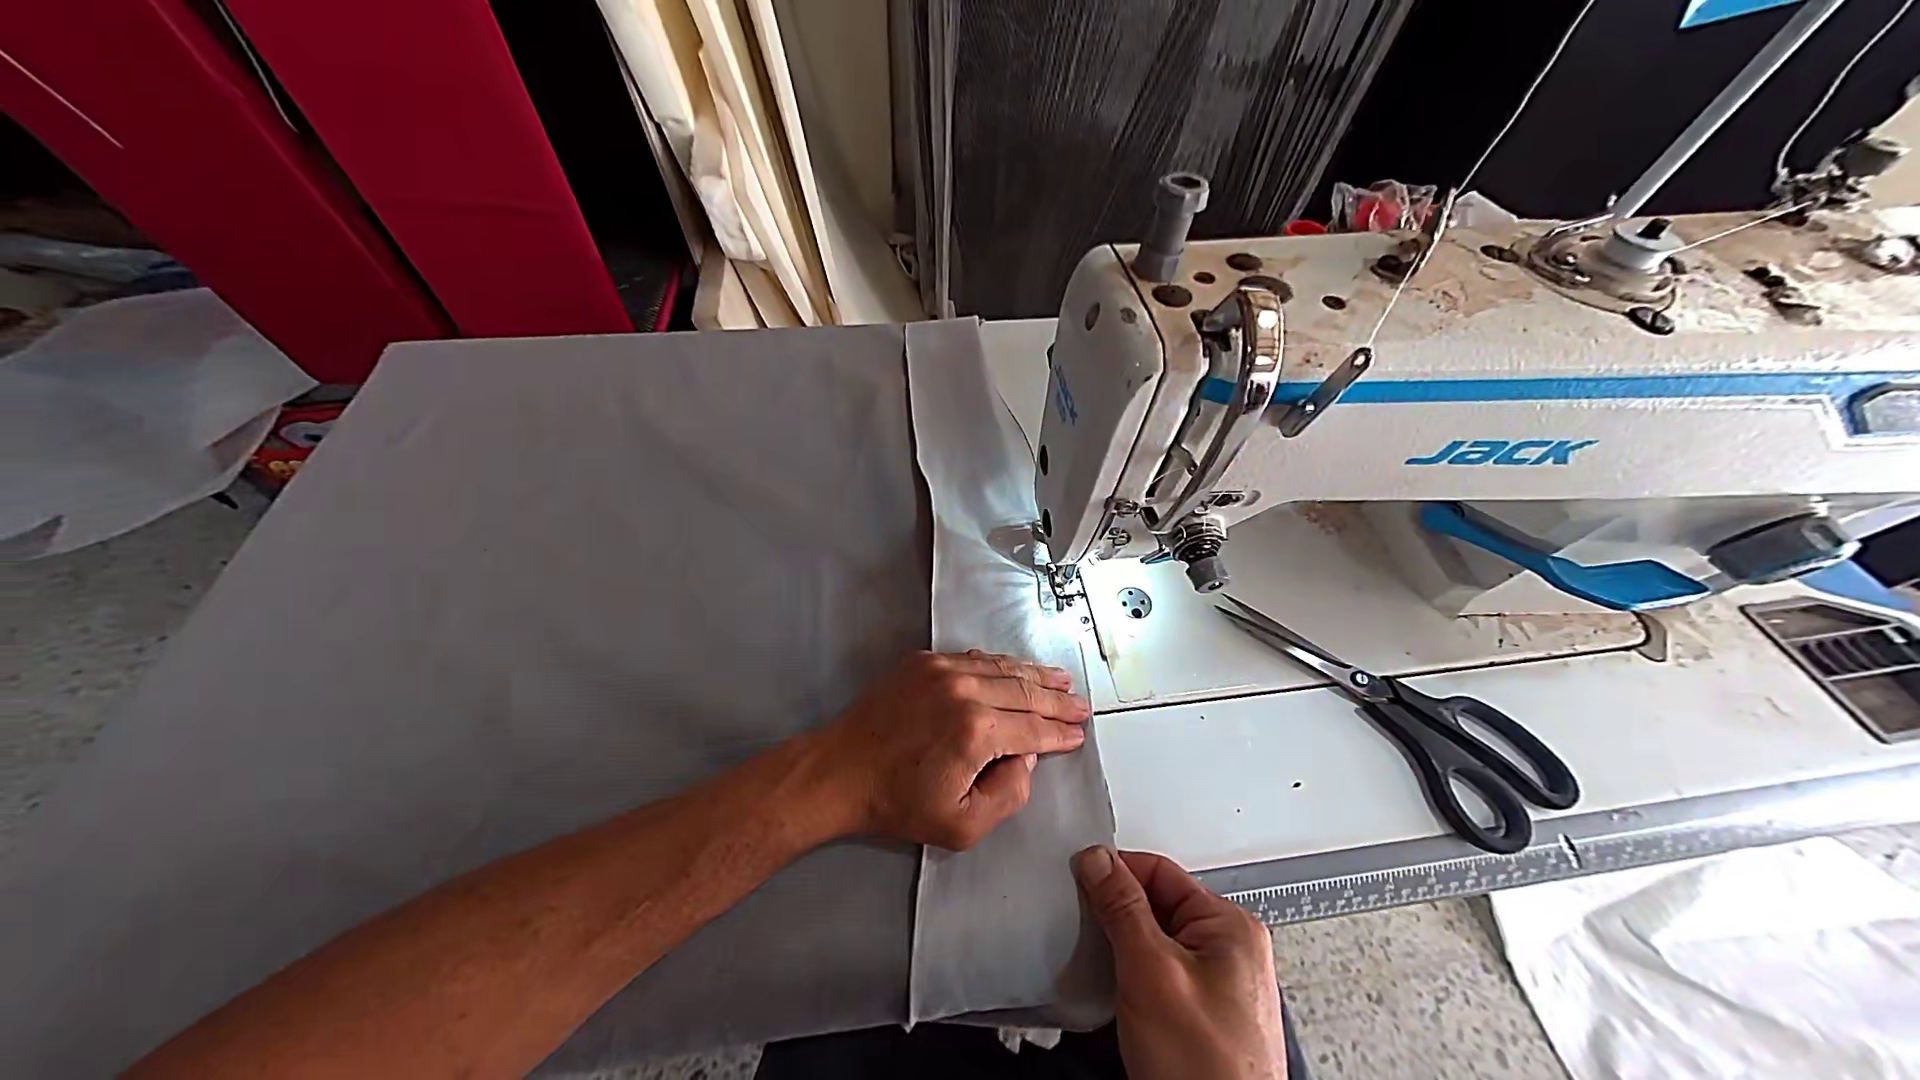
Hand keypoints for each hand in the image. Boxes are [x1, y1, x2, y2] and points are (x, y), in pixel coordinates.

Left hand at [812, 650, 1090, 849]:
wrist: (840, 771)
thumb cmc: (897, 802)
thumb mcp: (962, 825)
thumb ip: (1010, 794)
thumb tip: (1026, 757)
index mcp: (976, 731)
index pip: (1034, 728)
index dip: (1060, 732)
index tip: (1076, 733)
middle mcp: (963, 691)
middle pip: (1026, 692)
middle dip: (1058, 699)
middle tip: (1079, 704)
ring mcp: (942, 670)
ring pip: (1003, 668)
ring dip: (1035, 675)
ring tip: (1060, 678)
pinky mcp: (924, 662)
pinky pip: (974, 658)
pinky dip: (1001, 663)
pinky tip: (1015, 666)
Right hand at [1074, 847, 1286, 1079]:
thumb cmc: (1206, 1074)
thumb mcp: (1150, 973)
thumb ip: (1122, 908)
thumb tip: (1098, 860)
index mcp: (1230, 926)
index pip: (1159, 871)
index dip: (1116, 870)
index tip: (1079, 877)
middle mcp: (1229, 949)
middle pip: (1156, 902)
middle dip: (1116, 911)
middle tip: (1085, 924)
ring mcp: (1217, 983)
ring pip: (1153, 937)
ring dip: (1121, 943)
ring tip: (1099, 961)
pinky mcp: (1200, 1011)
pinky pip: (1157, 969)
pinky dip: (1131, 971)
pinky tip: (1114, 988)